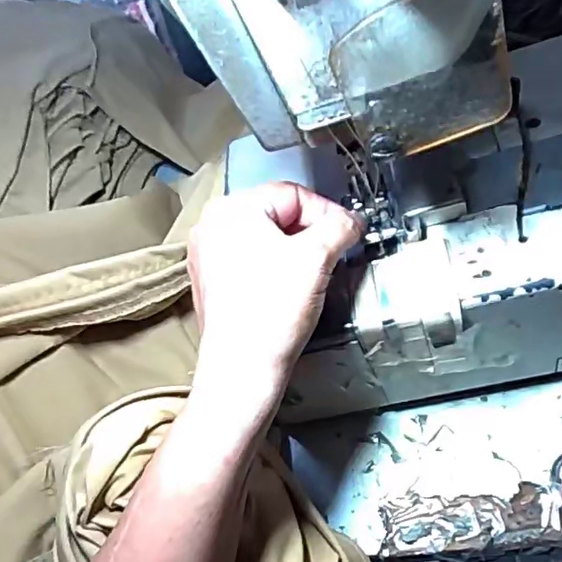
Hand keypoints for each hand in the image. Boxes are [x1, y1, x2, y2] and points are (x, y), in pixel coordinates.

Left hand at [187, 182, 363, 415]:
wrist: (244, 367)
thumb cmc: (268, 316)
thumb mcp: (318, 257)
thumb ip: (340, 228)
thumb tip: (350, 222)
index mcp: (232, 210)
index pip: (293, 194)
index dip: (327, 213)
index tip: (346, 233)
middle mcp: (213, 229)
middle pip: (279, 216)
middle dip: (311, 236)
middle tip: (332, 257)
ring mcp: (211, 259)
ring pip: (268, 242)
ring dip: (296, 256)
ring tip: (311, 280)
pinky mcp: (217, 287)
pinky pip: (256, 267)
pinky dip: (278, 275)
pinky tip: (289, 295)